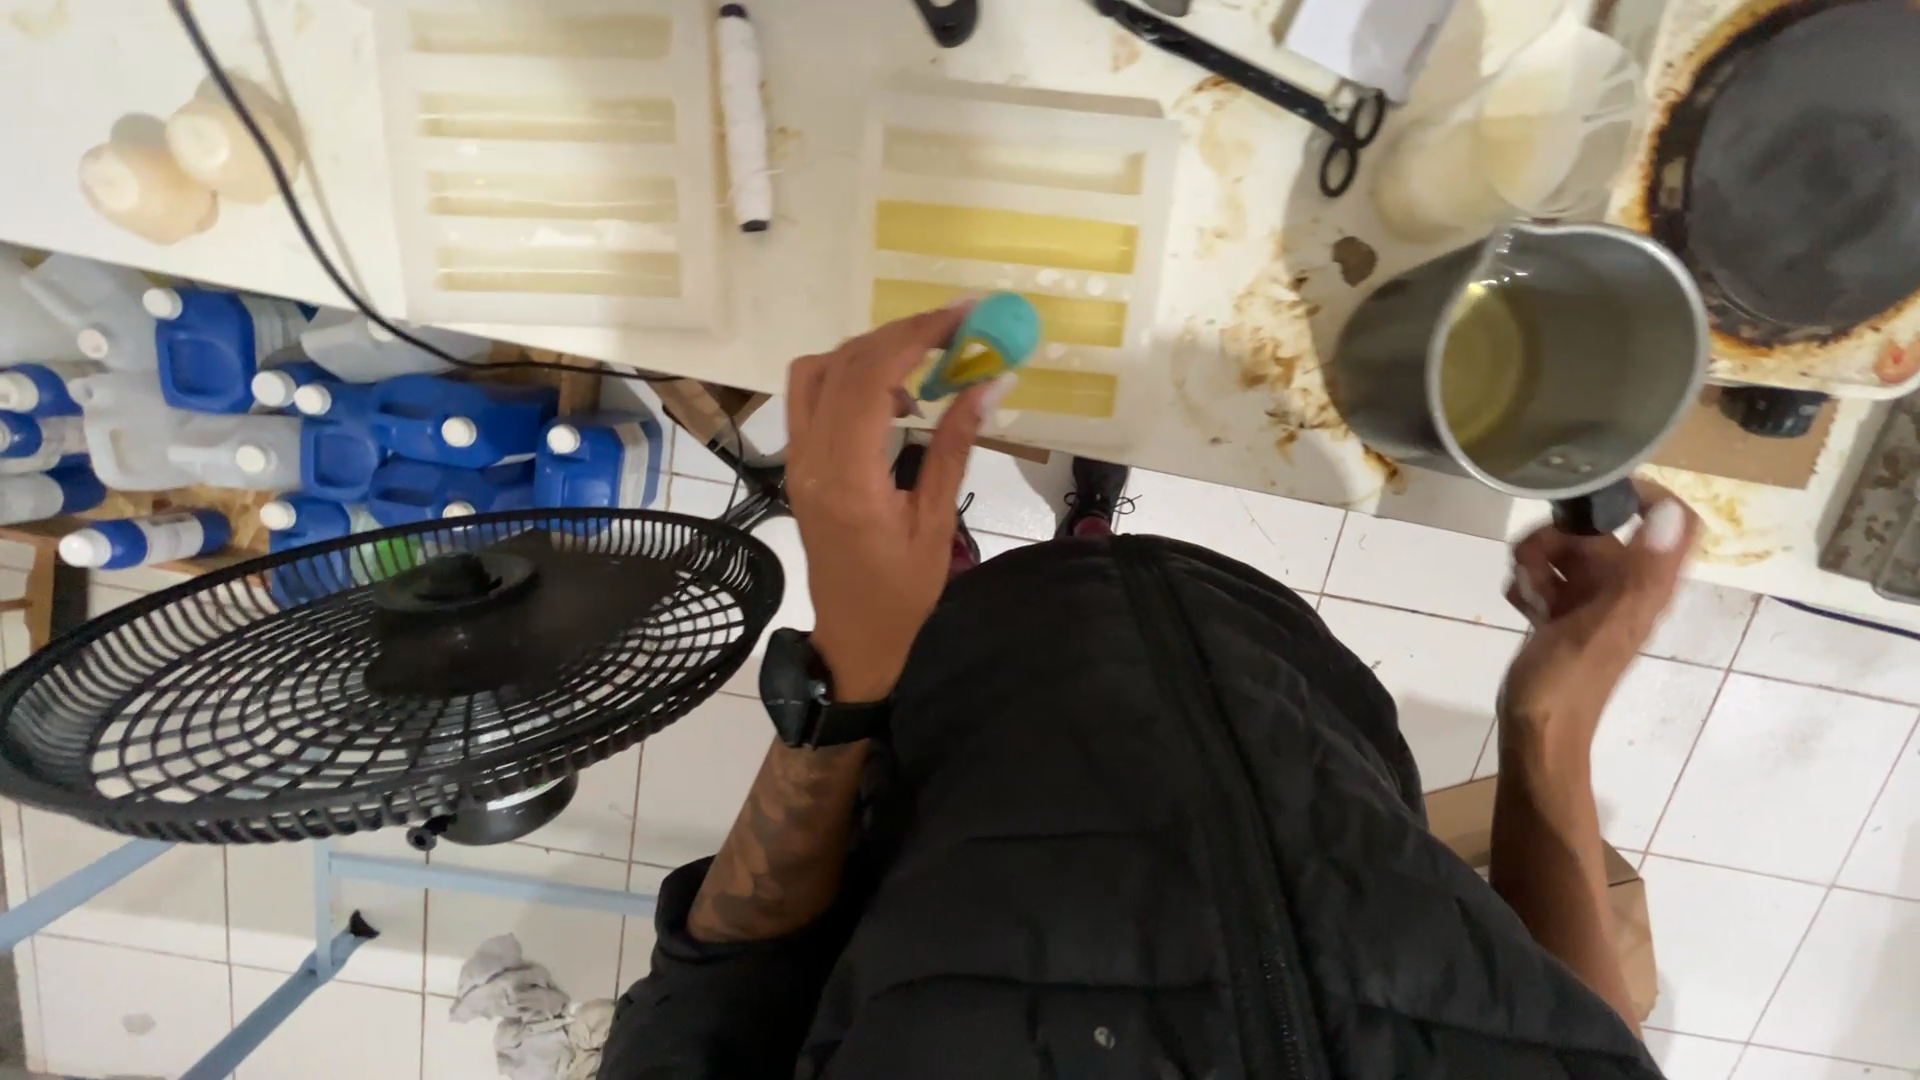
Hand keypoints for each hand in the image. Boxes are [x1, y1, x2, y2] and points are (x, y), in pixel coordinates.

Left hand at [784, 307, 1010, 702]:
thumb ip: (954, 447)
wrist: (853, 637)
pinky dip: (850, 378)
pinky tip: (894, 397)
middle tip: (955, 328)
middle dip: (901, 334)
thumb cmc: (901, 595)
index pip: (871, 378)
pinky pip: (812, 398)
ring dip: (869, 352)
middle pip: (842, 363)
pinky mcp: (799, 465)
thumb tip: (988, 384)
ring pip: (817, 372)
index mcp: (848, 478)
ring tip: (925, 360)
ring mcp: (797, 461)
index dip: (916, 335)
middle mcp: (810, 459)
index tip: (962, 316)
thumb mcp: (936, 523)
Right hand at [1499, 480, 1701, 764]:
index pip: (1670, 520)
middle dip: (1556, 538)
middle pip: (1598, 531)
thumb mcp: (1601, 626)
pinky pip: (1543, 577)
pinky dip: (1525, 585)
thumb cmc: (1567, 683)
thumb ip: (1636, 574)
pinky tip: (1520, 606)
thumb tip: (1666, 513)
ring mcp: (1592, 600)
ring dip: (1533, 564)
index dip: (1641, 496)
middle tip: (1528, 565)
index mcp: (1646, 586)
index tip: (1587, 492)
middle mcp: (1624, 586)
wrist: (1536, 730)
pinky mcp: (1562, 612)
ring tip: (1525, 594)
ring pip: (1563, 552)